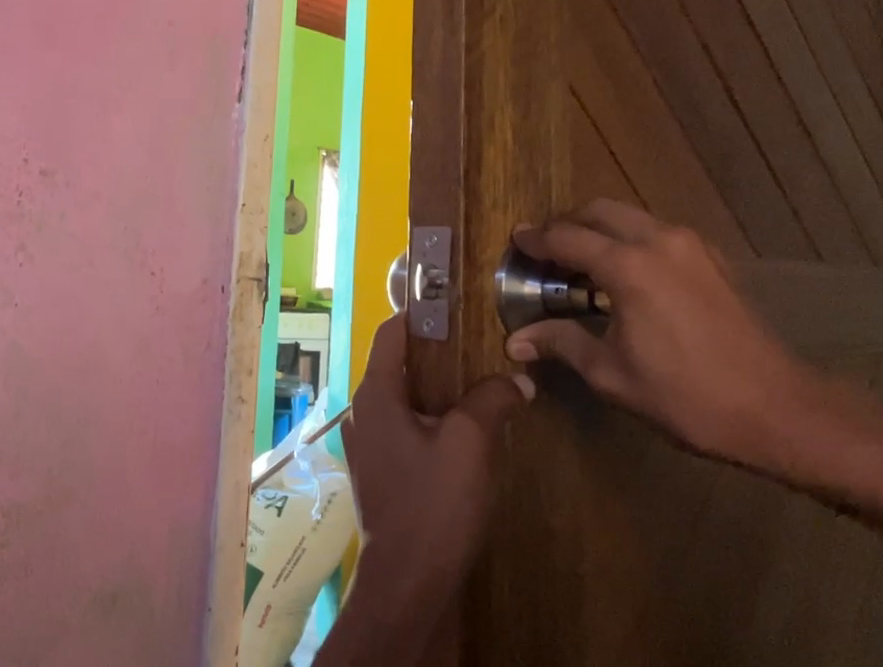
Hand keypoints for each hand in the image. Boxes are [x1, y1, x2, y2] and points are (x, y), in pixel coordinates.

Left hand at [317, 312, 532, 666]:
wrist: (409, 582)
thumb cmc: (434, 503)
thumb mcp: (471, 442)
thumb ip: (492, 400)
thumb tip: (518, 380)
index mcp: (375, 396)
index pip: (391, 333)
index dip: (420, 312)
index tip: (453, 300)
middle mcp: (363, 414)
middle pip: (399, 364)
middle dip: (438, 352)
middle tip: (480, 340)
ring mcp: (369, 445)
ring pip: (405, 398)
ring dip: (439, 387)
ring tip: (481, 378)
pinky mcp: (381, 471)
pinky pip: (407, 426)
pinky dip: (434, 416)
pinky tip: (469, 425)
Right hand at [505, 199, 816, 465]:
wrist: (776, 408)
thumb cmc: (685, 396)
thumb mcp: (612, 374)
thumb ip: (562, 344)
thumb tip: (515, 340)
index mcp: (628, 266)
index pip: (567, 238)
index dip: (535, 240)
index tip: (514, 241)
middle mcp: (659, 241)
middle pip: (600, 211)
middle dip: (568, 224)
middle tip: (546, 251)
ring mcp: (691, 246)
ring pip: (632, 218)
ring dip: (601, 230)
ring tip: (582, 264)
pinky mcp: (713, 260)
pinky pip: (659, 233)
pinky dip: (632, 240)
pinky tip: (626, 277)